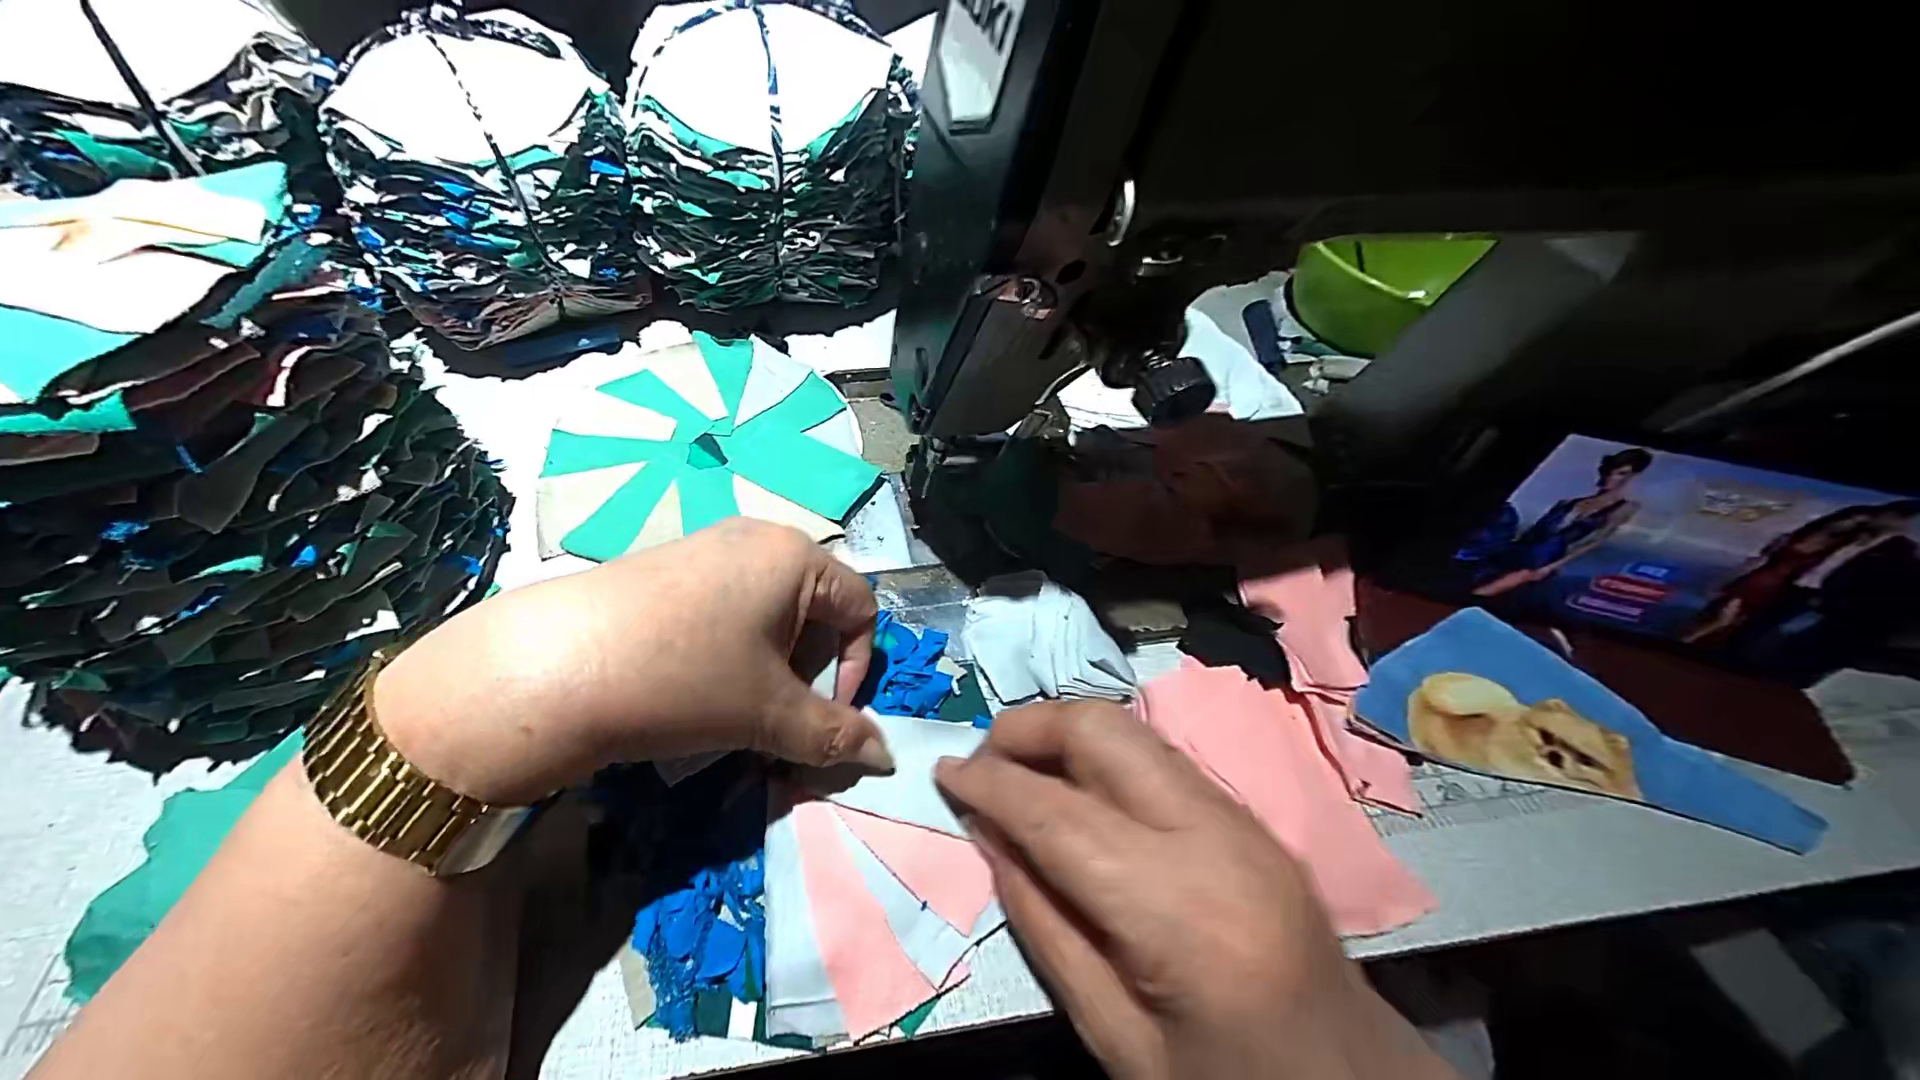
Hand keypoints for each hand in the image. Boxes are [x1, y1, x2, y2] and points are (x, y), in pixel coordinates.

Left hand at [373, 519, 891, 804]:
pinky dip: (732, 649)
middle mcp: (758, 538)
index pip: (862, 609)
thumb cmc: (683, 679)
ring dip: (771, 665)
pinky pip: (728, 606)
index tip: (821, 714)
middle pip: (816, 609)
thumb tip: (887, 759)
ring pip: (771, 612)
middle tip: (775, 715)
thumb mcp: (769, 713)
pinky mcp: (669, 567)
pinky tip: (694, 684)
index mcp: (796, 556)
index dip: (854, 669)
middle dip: (808, 670)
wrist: (545, 668)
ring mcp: (708, 547)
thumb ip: (835, 735)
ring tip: (734, 705)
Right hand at [935, 702, 1453, 1079]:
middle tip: (981, 760)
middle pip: (1100, 732)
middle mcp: (1213, 835)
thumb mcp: (1115, 1037)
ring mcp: (1237, 813)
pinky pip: (1153, 753)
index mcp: (1179, 911)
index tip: (945, 773)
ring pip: (1128, 727)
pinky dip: (1097, 751)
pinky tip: (1072, 785)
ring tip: (1017, 767)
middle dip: (1026, 728)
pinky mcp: (1245, 811)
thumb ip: (1043, 925)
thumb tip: (989, 835)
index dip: (991, 784)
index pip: (1059, 813)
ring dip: (1060, 731)